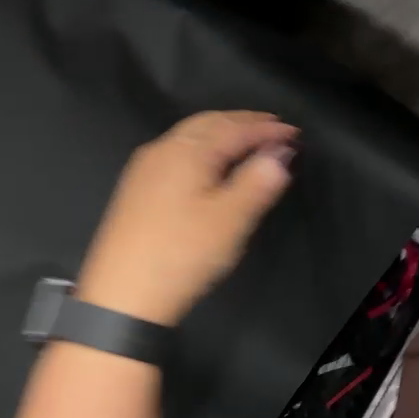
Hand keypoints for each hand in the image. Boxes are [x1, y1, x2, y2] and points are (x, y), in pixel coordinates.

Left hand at [78, 111, 298, 325]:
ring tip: (248, 142)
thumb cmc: (182, 255)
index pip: (235, 130)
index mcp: (187, 152)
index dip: (267, 130)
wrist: (124, 295)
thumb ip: (257, 182)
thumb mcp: (230, 220)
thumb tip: (281, 154)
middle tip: (273, 127)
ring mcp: (145, 170)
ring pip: (191, 137)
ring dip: (223, 133)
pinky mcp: (138, 191)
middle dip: (243, 122)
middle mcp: (163, 150)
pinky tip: (210, 165)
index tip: (294, 132)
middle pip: (209, 124)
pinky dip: (204, 149)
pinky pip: (178, 154)